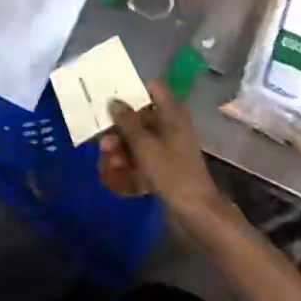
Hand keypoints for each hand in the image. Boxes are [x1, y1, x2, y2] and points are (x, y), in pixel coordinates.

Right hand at [98, 82, 230, 227]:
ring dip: (123, 149)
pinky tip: (117, 175)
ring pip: (141, 139)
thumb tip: (113, 101)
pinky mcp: (168, 165)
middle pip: (142, 117)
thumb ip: (127, 122)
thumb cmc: (172, 172)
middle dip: (121, 129)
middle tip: (103, 143)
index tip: (112, 101)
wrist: (197, 212)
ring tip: (108, 163)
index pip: (153, 88)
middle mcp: (172, 125)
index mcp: (171, 113)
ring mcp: (170, 146)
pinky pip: (145, 156)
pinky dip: (132, 163)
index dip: (133, 91)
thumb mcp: (144, 146)